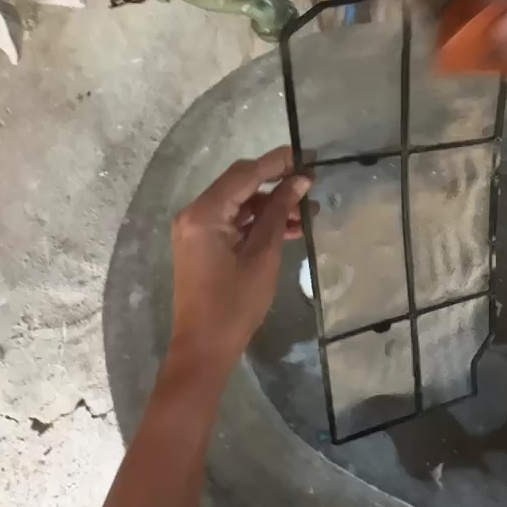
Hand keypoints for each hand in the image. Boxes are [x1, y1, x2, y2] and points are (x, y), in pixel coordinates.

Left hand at [167, 147, 310, 371]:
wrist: (204, 350)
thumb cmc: (235, 304)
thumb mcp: (263, 254)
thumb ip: (280, 211)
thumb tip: (301, 180)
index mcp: (205, 213)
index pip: (246, 173)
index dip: (278, 162)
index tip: (308, 156)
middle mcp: (195, 213)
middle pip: (241, 183)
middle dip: (278, 183)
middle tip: (311, 183)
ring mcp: (196, 228)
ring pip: (240, 202)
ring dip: (272, 205)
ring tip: (308, 212)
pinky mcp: (202, 242)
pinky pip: (234, 220)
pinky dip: (259, 221)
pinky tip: (291, 228)